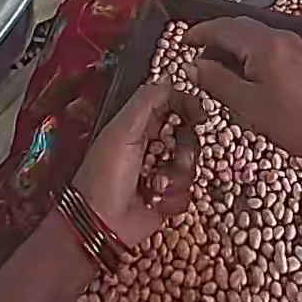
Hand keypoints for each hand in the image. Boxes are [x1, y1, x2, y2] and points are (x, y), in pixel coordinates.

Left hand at [72, 81, 203, 247]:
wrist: (101, 223)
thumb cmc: (106, 173)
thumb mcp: (123, 130)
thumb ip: (147, 101)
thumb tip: (169, 78)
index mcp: (139, 123)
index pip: (173, 104)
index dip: (188, 106)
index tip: (200, 116)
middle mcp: (154, 144)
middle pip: (189, 136)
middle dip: (185, 151)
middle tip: (174, 159)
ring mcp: (162, 170)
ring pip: (191, 166)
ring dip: (175, 177)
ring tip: (156, 186)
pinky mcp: (169, 197)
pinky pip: (188, 192)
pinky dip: (172, 198)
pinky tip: (155, 202)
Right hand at [183, 18, 301, 206]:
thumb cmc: (297, 127)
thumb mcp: (248, 106)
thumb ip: (216, 80)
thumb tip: (192, 64)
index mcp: (264, 44)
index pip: (222, 28)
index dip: (198, 33)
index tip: (180, 42)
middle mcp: (281, 37)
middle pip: (238, 27)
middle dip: (213, 39)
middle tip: (195, 59)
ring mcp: (297, 47)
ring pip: (254, 37)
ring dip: (232, 48)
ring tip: (216, 73)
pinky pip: (269, 47)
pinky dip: (250, 55)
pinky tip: (246, 78)